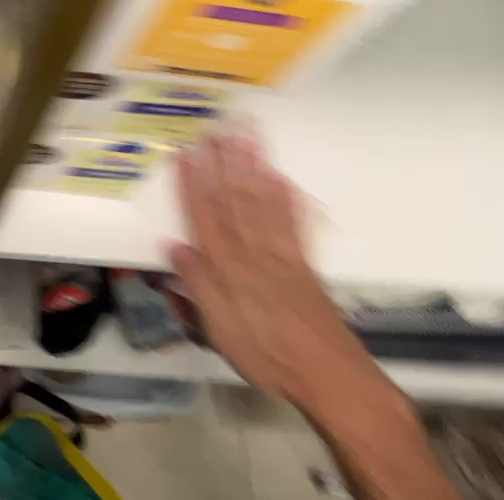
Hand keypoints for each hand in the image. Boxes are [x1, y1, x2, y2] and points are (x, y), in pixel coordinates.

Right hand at [169, 130, 403, 424]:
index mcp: (227, 266)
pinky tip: (283, 180)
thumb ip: (198, 283)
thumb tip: (174, 244)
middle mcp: (254, 252)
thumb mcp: (219, 327)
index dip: (193, 183)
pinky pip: (294, 224)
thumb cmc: (266, 353)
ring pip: (263, 203)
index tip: (185, 151)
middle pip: (235, 200)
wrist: (329, 374)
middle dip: (225, 163)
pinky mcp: (305, 266)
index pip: (205, 216)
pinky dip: (288, 200)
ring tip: (248, 138)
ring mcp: (283, 255)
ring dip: (253, 168)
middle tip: (219, 128)